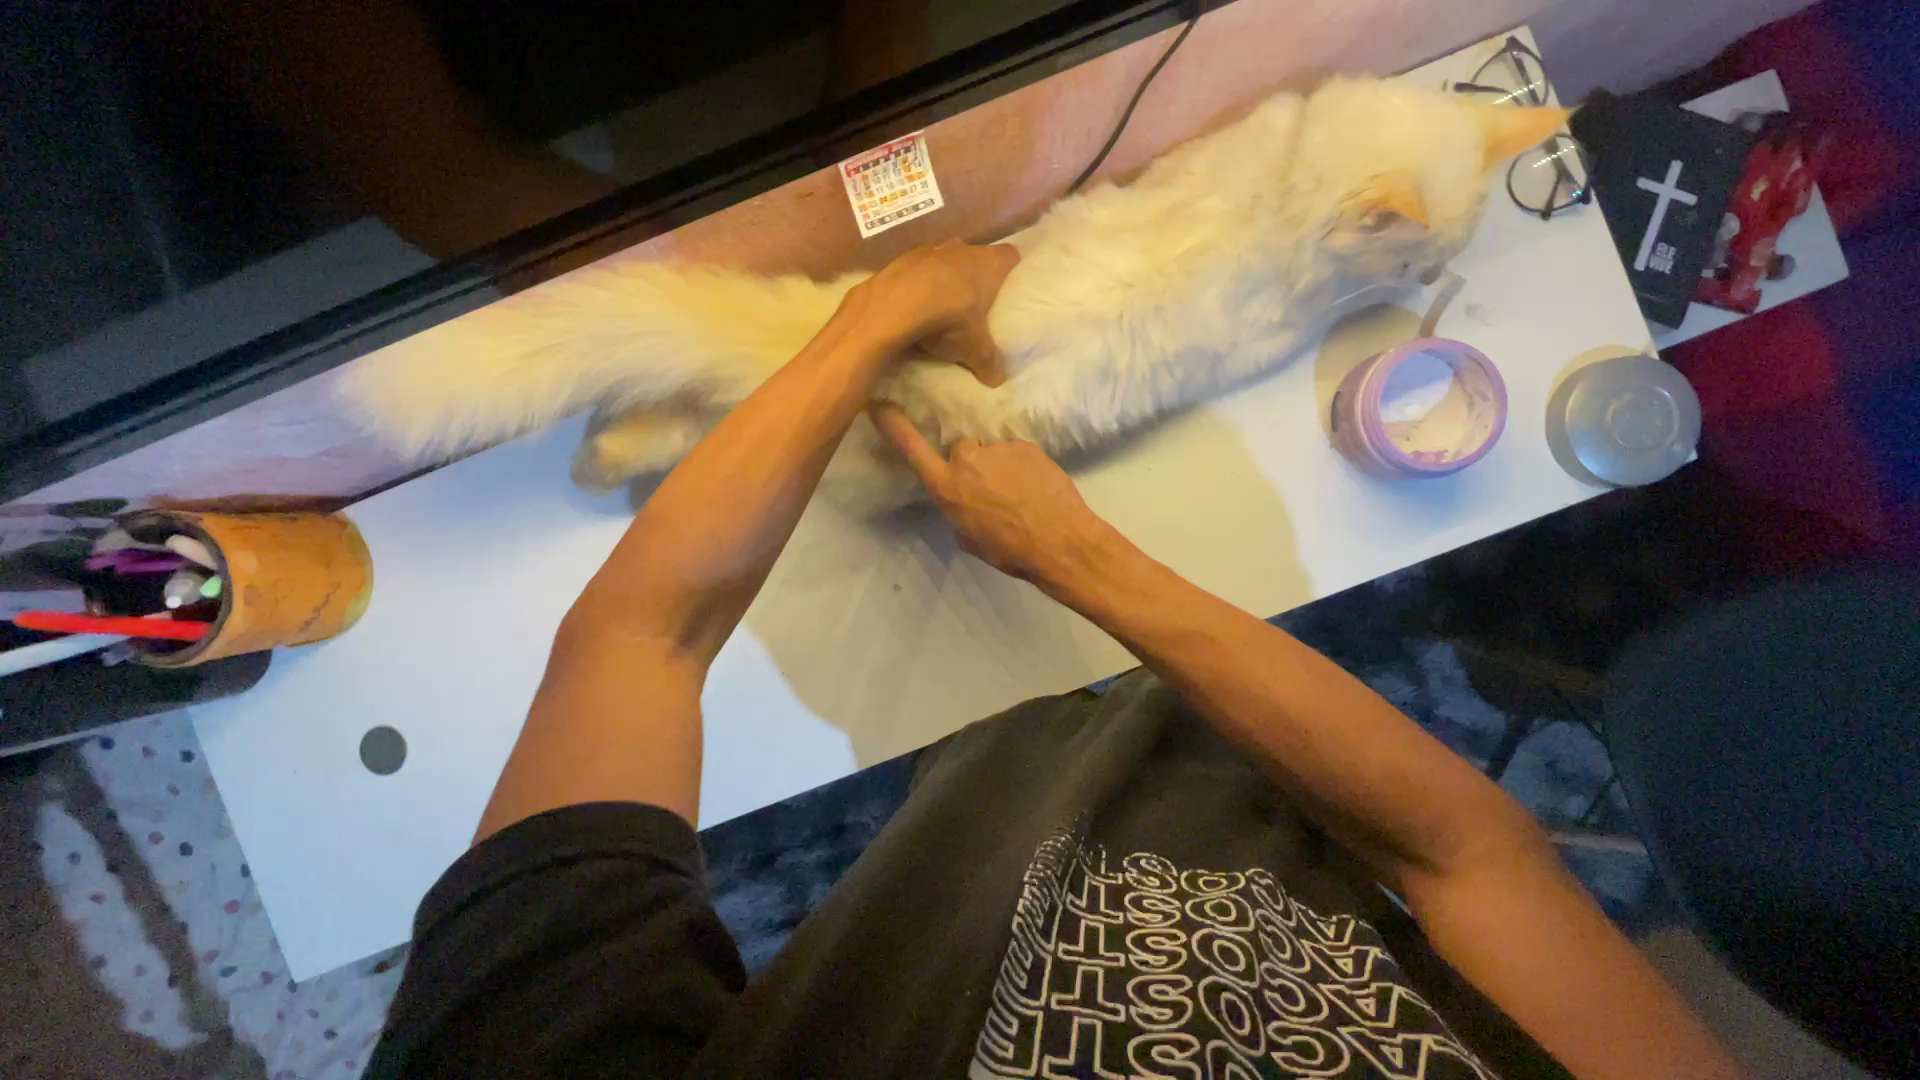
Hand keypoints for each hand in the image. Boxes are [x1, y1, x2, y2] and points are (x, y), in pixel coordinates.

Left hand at [847, 240, 1019, 385]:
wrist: (894, 305)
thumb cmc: (948, 319)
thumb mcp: (973, 348)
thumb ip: (987, 362)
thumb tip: (997, 381)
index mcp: (988, 263)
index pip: (1010, 256)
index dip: (1010, 269)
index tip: (1008, 285)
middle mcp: (963, 248)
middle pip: (976, 256)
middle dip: (975, 275)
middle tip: (974, 301)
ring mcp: (931, 249)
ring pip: (946, 258)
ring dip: (945, 276)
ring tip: (941, 302)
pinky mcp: (903, 257)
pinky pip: (917, 267)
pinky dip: (918, 280)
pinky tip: (914, 301)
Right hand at [870, 403, 1114, 582]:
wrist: (1061, 542)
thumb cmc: (1010, 550)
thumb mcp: (968, 538)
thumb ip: (956, 509)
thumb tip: (960, 499)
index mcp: (947, 487)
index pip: (911, 448)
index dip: (892, 424)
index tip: (877, 403)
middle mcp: (968, 459)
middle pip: (961, 449)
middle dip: (972, 464)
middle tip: (993, 491)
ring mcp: (999, 448)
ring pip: (992, 451)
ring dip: (1000, 466)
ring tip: (1020, 493)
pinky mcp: (1026, 444)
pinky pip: (1016, 451)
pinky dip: (1022, 466)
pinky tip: (1035, 487)